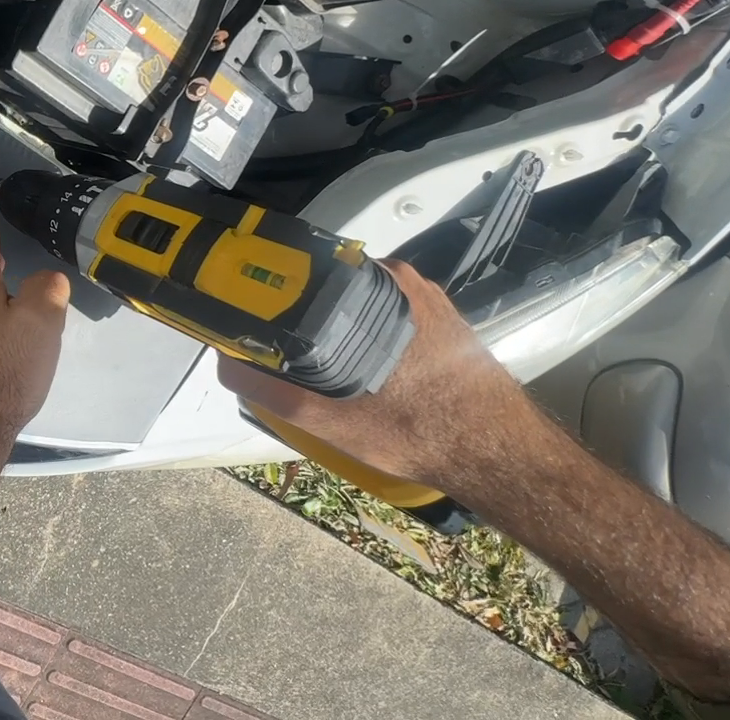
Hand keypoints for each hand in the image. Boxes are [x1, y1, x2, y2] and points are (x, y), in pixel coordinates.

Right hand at [215, 260, 541, 493]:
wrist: (504, 459)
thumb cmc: (418, 431)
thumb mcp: (326, 419)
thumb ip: (269, 389)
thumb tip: (224, 362)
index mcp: (371, 288)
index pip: (297, 270)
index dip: (264, 289)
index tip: (246, 313)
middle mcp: (398, 280)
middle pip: (321, 283)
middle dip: (295, 310)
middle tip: (278, 347)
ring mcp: (423, 296)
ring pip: (351, 299)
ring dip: (330, 323)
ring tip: (314, 360)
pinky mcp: (440, 316)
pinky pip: (380, 312)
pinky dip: (360, 331)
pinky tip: (355, 364)